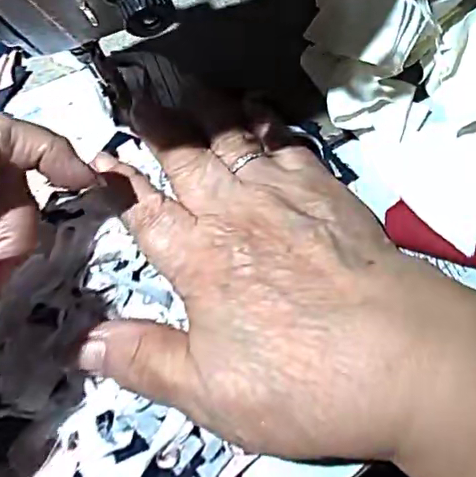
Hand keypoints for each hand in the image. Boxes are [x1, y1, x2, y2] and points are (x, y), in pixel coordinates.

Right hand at [80, 94, 475, 463]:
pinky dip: (269, 123)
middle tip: (144, 95)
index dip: (121, 184)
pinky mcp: (328, 186)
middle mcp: (238, 212)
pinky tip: (261, 110)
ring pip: (239, 142)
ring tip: (193, 86)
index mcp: (199, 259)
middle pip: (190, 161)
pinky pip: (289, 143)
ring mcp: (286, 193)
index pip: (147, 212)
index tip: (102, 155)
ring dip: (213, 112)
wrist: (390, 344)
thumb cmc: (296, 378)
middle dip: (161, 127)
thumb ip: (145, 359)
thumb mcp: (207, 390)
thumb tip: (85, 343)